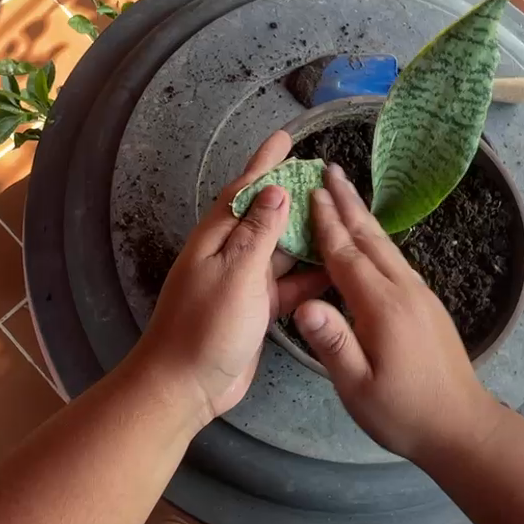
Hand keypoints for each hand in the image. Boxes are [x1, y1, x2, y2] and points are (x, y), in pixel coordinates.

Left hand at [132, 131, 329, 427]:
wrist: (185, 386)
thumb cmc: (205, 327)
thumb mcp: (235, 274)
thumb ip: (258, 233)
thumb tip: (275, 189)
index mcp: (218, 237)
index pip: (244, 189)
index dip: (264, 162)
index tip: (285, 137)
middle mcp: (230, 253)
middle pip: (267, 215)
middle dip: (293, 195)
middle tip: (325, 178)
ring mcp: (243, 281)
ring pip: (281, 250)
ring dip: (306, 236)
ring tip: (339, 218)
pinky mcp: (256, 308)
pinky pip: (286, 283)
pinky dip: (308, 276)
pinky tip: (334, 270)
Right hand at [294, 164, 502, 462]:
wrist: (464, 428)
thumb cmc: (404, 414)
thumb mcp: (359, 387)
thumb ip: (332, 343)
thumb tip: (303, 304)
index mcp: (382, 306)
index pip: (346, 255)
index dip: (326, 223)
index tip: (312, 192)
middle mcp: (404, 290)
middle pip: (370, 237)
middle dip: (348, 202)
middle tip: (331, 169)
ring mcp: (420, 295)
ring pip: (386, 246)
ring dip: (363, 216)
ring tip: (346, 192)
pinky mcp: (428, 305)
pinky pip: (396, 259)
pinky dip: (376, 239)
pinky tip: (370, 239)